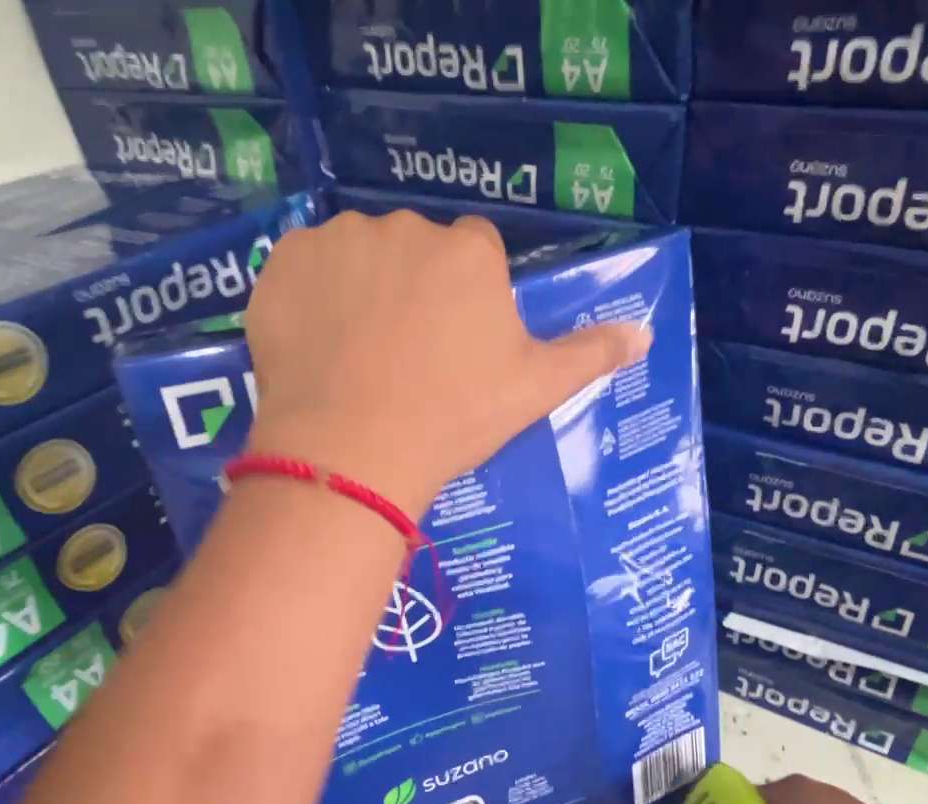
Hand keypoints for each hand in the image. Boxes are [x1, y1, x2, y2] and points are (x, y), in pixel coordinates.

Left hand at [241, 210, 650, 515]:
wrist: (355, 449)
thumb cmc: (454, 417)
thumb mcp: (534, 389)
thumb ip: (591, 353)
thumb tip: (646, 333)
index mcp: (469, 253)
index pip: (475, 254)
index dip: (467, 298)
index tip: (456, 344)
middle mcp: (404, 229)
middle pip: (415, 252)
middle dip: (414, 290)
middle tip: (406, 358)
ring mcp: (336, 241)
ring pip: (357, 257)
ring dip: (360, 290)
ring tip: (358, 357)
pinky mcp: (281, 263)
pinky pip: (303, 270)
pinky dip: (310, 298)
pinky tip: (317, 348)